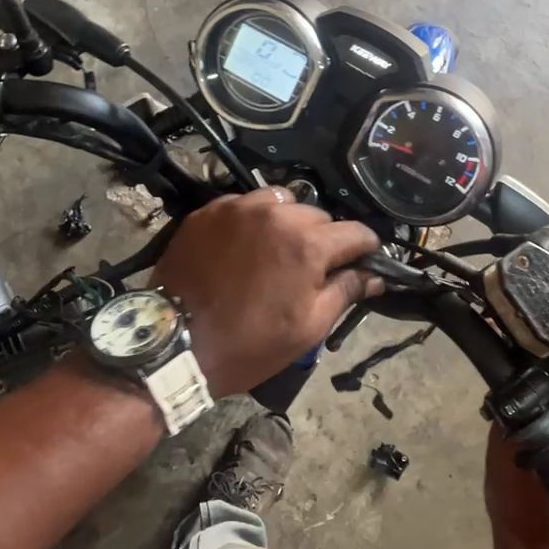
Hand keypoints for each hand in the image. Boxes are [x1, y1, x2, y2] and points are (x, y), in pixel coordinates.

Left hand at [153, 188, 383, 394]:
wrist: (174, 345)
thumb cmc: (248, 344)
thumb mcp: (308, 328)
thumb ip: (346, 292)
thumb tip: (375, 275)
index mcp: (307, 244)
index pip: (356, 232)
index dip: (366, 248)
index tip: (365, 261)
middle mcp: (276, 213)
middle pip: (318, 216)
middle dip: (323, 239)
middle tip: (312, 269)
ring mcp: (239, 207)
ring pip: (281, 203)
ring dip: (288, 223)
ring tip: (277, 251)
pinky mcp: (209, 211)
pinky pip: (245, 205)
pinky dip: (253, 221)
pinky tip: (245, 247)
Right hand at [484, 313, 548, 548]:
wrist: (527, 524)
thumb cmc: (528, 477)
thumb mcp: (520, 419)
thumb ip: (519, 376)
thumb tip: (513, 340)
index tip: (543, 305)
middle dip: (544, 328)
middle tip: (510, 317)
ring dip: (531, 348)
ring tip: (499, 337)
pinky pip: (543, 380)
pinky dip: (524, 369)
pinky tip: (497, 369)